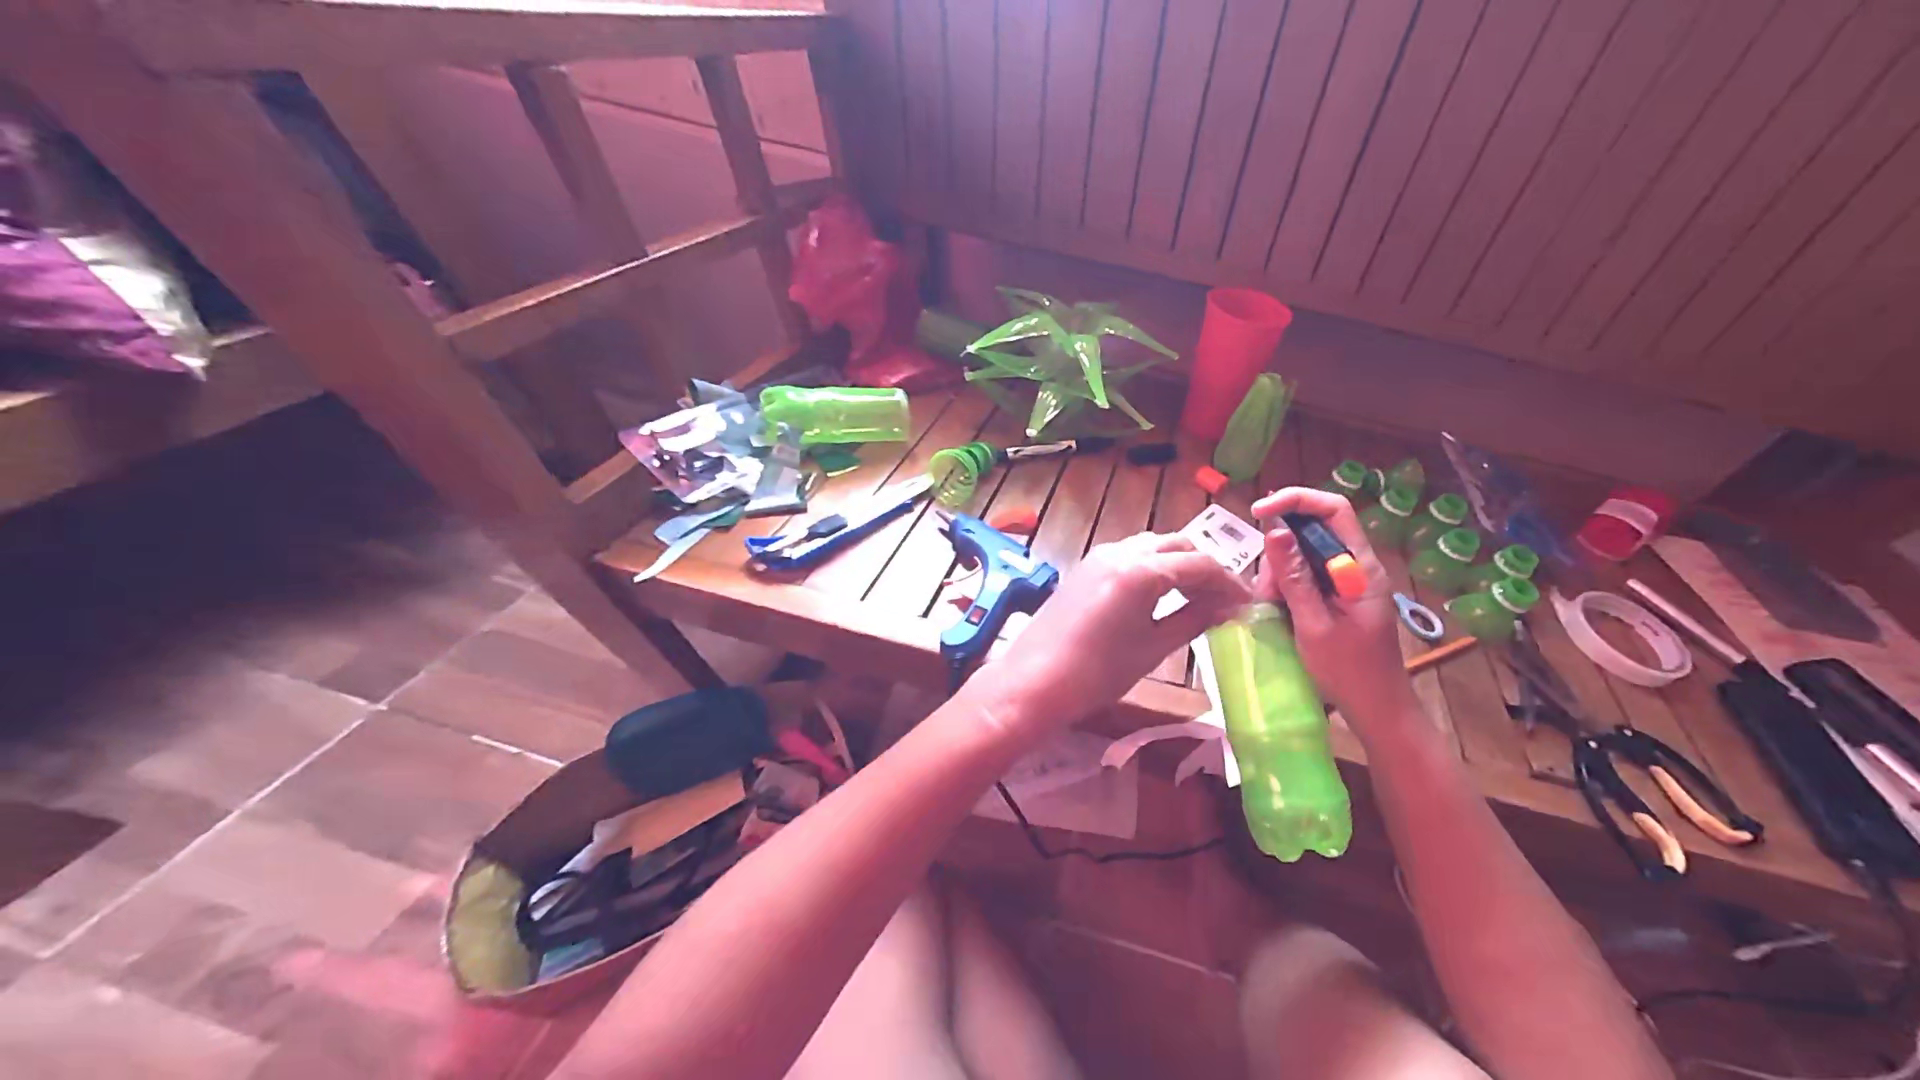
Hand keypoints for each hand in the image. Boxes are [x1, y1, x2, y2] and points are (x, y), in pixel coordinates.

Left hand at [975, 532, 1252, 738]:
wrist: (1034, 682)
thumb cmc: (1097, 672)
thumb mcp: (1153, 647)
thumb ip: (1193, 619)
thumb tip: (1229, 607)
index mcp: (1141, 569)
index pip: (1200, 564)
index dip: (1229, 583)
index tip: (1248, 604)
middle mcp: (1119, 551)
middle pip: (1176, 545)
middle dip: (1205, 568)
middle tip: (1224, 600)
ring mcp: (1098, 556)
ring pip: (1152, 546)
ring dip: (1178, 565)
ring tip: (1197, 598)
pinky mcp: (1084, 568)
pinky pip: (1129, 555)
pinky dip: (1153, 567)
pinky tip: (1161, 595)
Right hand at [1250, 487, 1419, 727]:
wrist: (1377, 708)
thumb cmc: (1348, 671)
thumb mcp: (1313, 624)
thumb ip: (1294, 577)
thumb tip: (1274, 531)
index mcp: (1360, 567)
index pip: (1333, 509)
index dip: (1295, 500)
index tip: (1259, 511)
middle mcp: (1357, 565)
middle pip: (1311, 530)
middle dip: (1279, 551)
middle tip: (1266, 591)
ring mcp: (1347, 579)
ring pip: (1302, 553)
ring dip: (1279, 574)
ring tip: (1273, 608)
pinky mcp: (1338, 593)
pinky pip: (1305, 573)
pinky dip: (1285, 586)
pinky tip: (1280, 611)